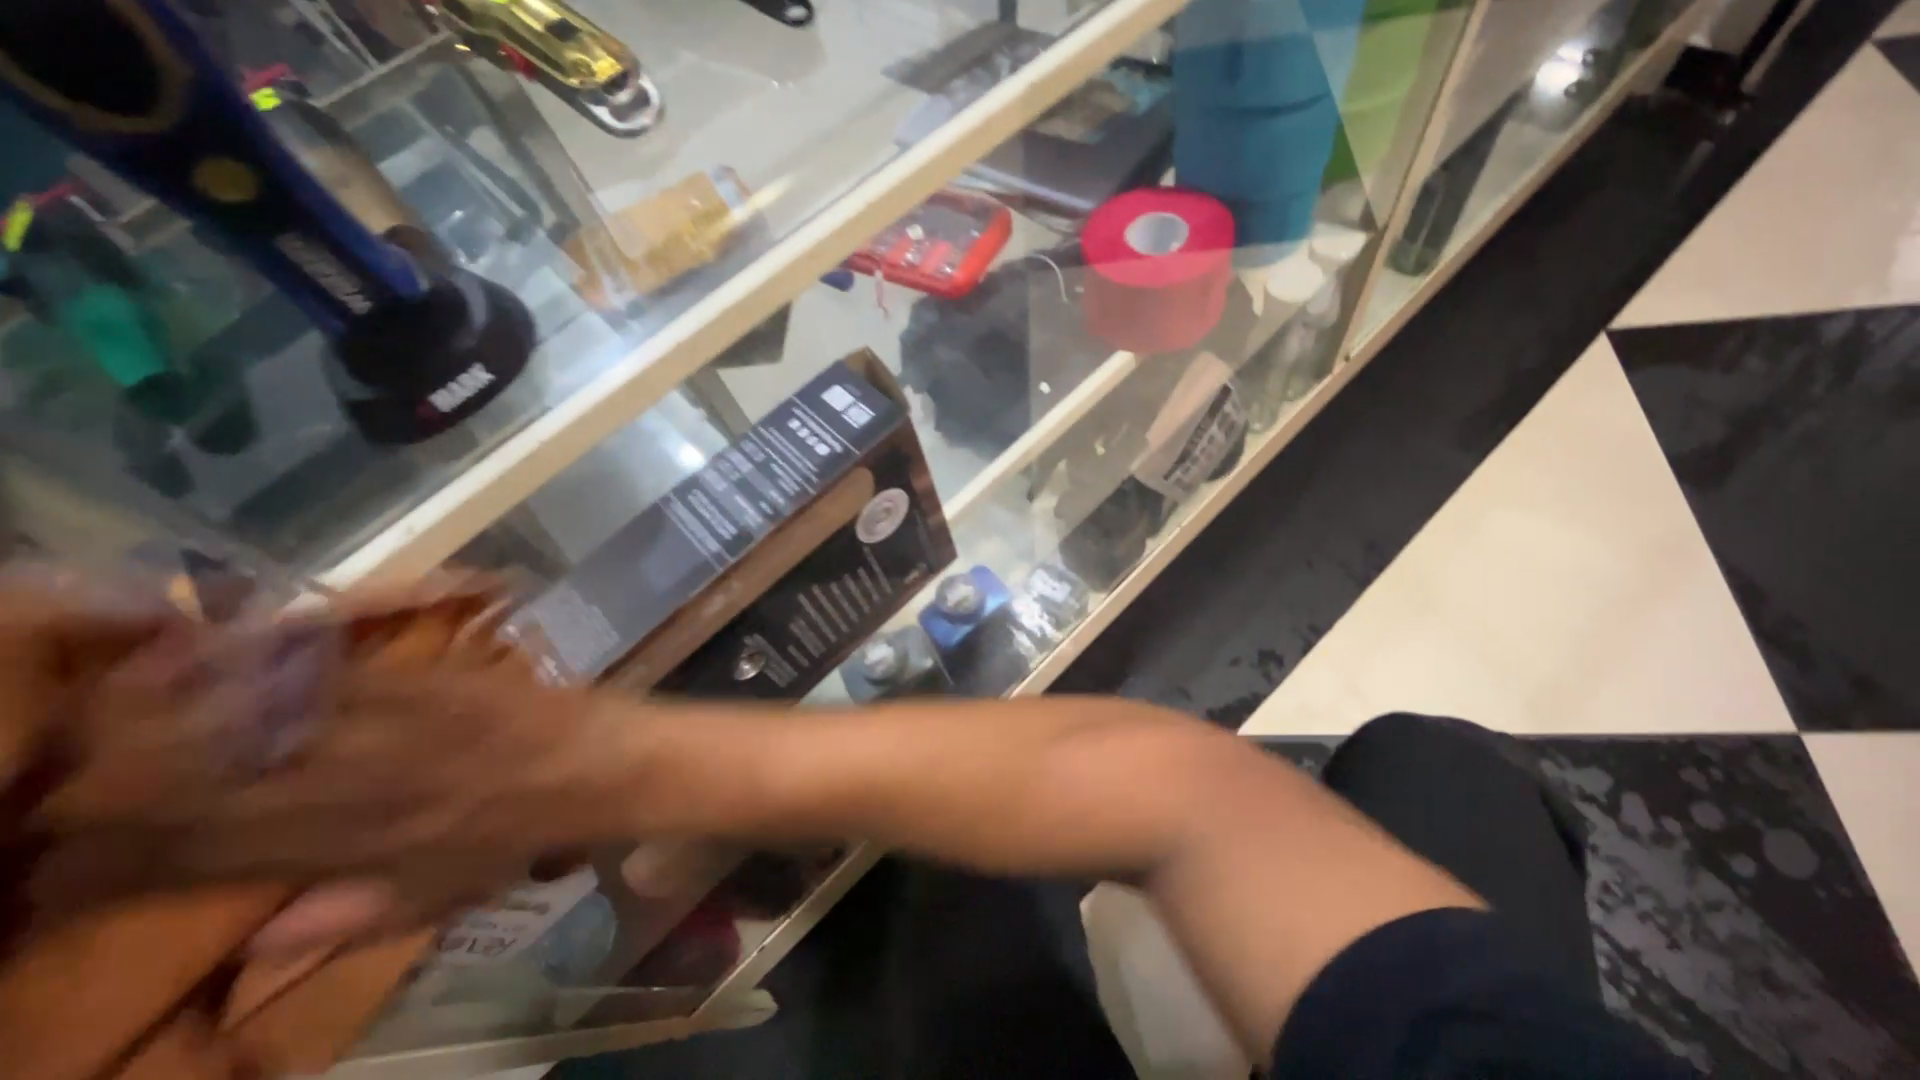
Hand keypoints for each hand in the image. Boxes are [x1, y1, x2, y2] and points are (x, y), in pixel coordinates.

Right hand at [22, 626, 635, 930]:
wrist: (601, 765)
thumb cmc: (525, 833)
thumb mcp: (439, 895)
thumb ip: (346, 916)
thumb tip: (253, 944)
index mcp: (361, 848)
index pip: (224, 858)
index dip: (139, 859)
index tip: (68, 858)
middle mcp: (363, 788)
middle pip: (227, 788)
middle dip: (137, 783)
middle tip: (69, 775)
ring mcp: (394, 727)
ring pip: (271, 725)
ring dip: (187, 716)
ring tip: (118, 708)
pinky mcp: (426, 680)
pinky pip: (338, 671)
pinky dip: (277, 662)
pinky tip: (226, 647)